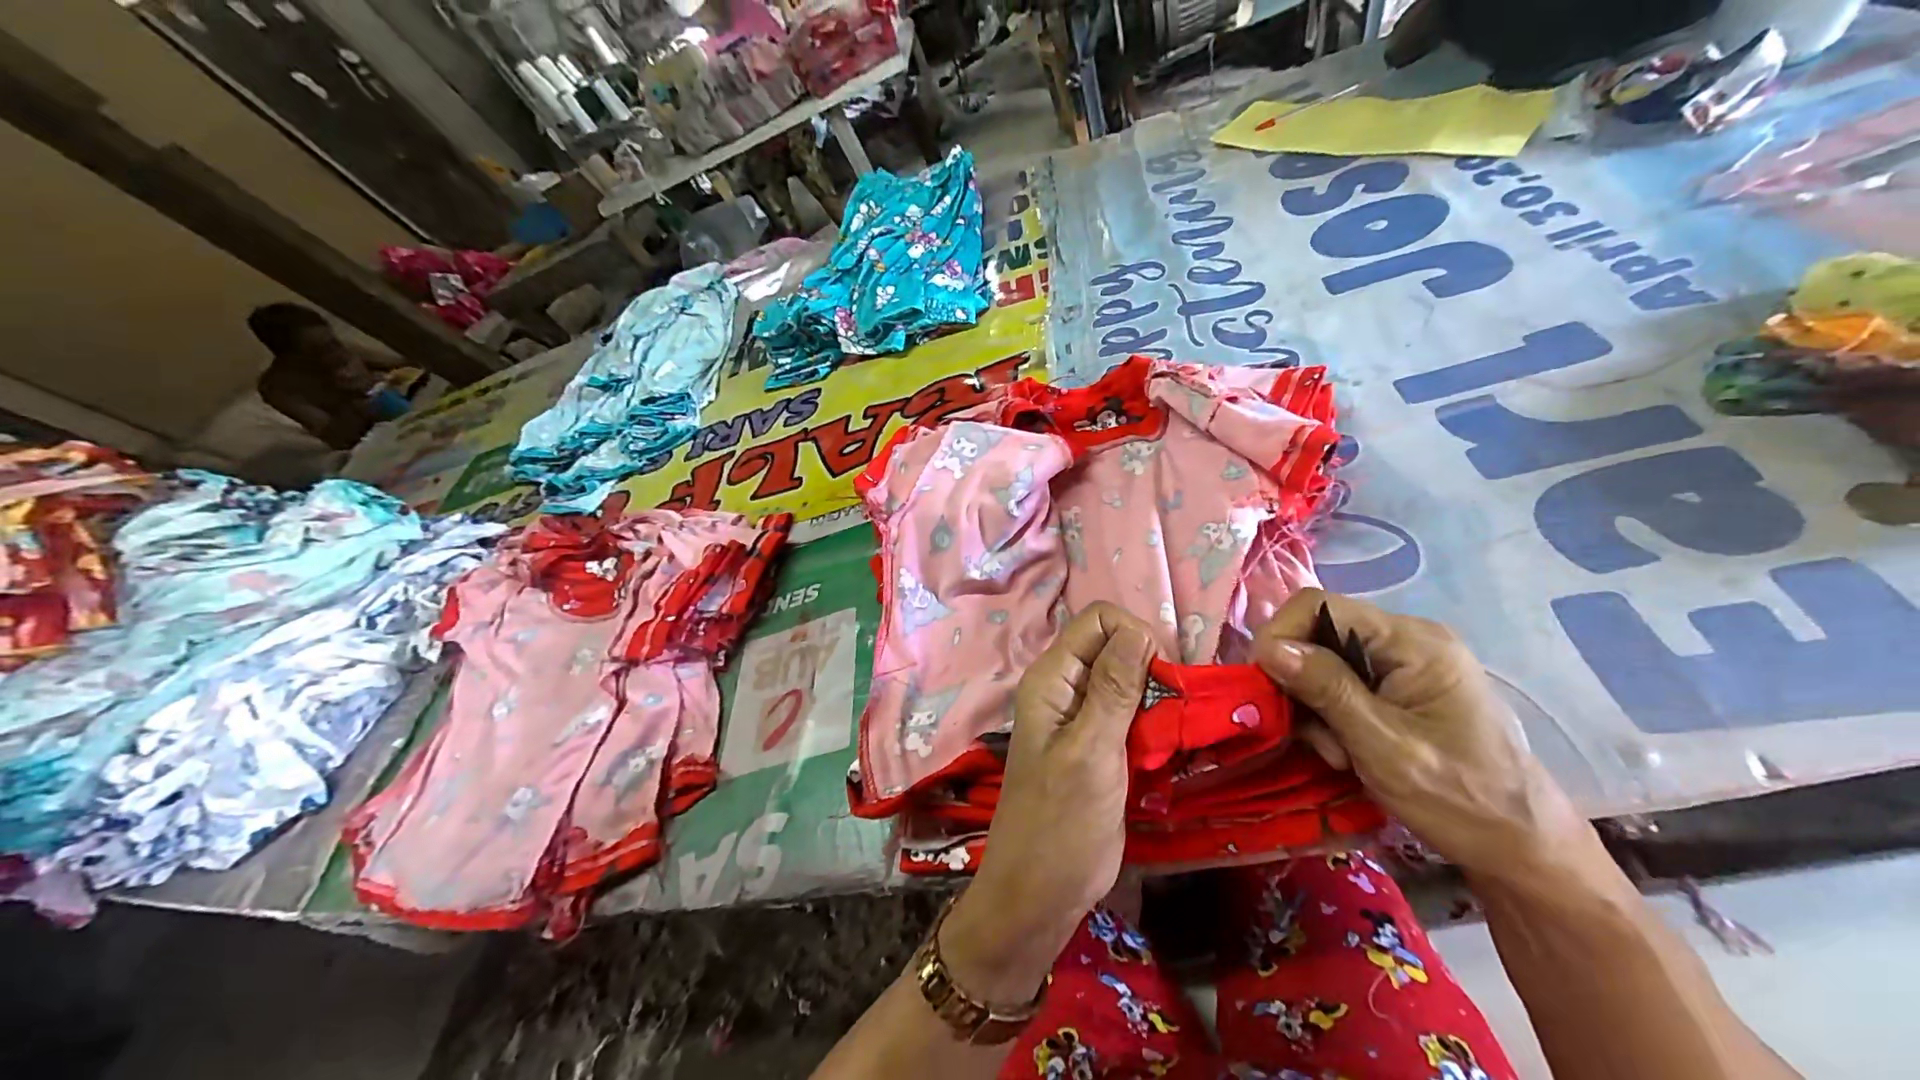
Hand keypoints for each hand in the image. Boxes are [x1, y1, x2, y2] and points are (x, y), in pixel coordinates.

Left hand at [939, 603, 1155, 1004]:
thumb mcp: (1090, 753)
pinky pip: (1132, 715)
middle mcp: (1065, 689)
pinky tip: (1169, 746)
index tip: (1162, 677)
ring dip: (1158, 698)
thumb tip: (1139, 630)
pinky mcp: (1101, 745)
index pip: (1098, 621)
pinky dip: (1155, 722)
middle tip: (1172, 711)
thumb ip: (1113, 690)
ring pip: (1129, 681)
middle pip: (1116, 647)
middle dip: (1151, 667)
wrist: (1040, 892)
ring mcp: (1083, 718)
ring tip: (1174, 730)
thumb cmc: (1060, 824)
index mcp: (1051, 679)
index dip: (1135, 636)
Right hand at [1253, 589, 1590, 882]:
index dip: (1280, 636)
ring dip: (1313, 707)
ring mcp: (1405, 663)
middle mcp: (1408, 639)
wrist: (1523, 848)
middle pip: (1318, 634)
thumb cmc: (1460, 799)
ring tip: (1337, 755)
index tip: (1264, 685)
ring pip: (1322, 662)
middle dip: (1298, 683)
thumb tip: (1269, 648)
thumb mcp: (1383, 747)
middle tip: (1312, 737)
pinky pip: (1341, 684)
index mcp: (1414, 642)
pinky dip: (1329, 716)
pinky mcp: (1399, 687)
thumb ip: (1327, 690)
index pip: (1319, 606)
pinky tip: (1347, 752)